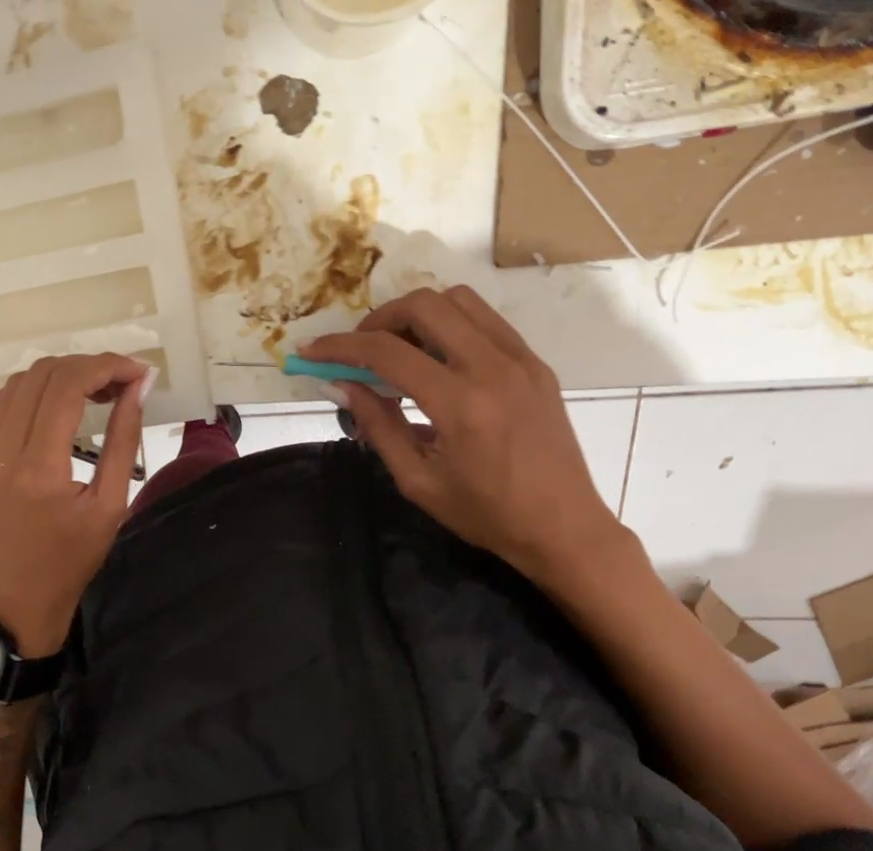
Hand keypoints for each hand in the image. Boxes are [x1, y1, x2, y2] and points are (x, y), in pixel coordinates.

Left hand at [0, 354, 151, 655]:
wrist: (20, 602)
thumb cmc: (72, 562)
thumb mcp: (111, 506)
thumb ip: (124, 441)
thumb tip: (138, 387)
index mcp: (39, 470)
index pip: (67, 387)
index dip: (105, 367)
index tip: (137, 371)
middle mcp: (0, 455)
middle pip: (40, 377)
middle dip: (85, 368)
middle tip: (121, 383)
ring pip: (14, 385)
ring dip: (56, 377)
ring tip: (92, 392)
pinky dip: (27, 394)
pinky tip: (52, 405)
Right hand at [301, 286, 630, 586]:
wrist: (561, 526)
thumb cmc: (485, 515)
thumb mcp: (418, 480)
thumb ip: (378, 427)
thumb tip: (342, 387)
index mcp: (460, 404)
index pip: (388, 353)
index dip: (341, 348)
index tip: (311, 352)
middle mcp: (493, 367)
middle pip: (424, 305)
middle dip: (378, 320)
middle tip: (358, 351)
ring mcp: (520, 359)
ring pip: (459, 301)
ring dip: (417, 315)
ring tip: (398, 352)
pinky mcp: (535, 363)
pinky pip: (486, 321)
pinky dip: (451, 326)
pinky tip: (436, 360)